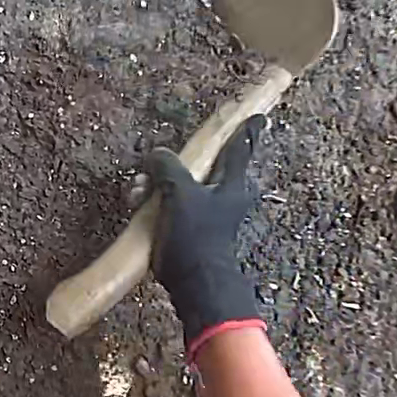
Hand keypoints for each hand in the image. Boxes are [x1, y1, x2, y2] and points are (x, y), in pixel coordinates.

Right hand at [145, 115, 265, 351]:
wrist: (193, 279)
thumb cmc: (195, 234)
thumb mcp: (180, 193)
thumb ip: (168, 167)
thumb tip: (156, 153)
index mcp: (231, 184)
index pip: (239, 150)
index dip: (246, 132)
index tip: (259, 117)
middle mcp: (221, 195)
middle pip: (199, 166)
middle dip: (172, 163)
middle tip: (152, 166)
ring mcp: (204, 212)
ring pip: (178, 184)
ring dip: (155, 183)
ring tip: (138, 190)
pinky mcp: (186, 227)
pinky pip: (168, 203)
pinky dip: (152, 201)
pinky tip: (137, 203)